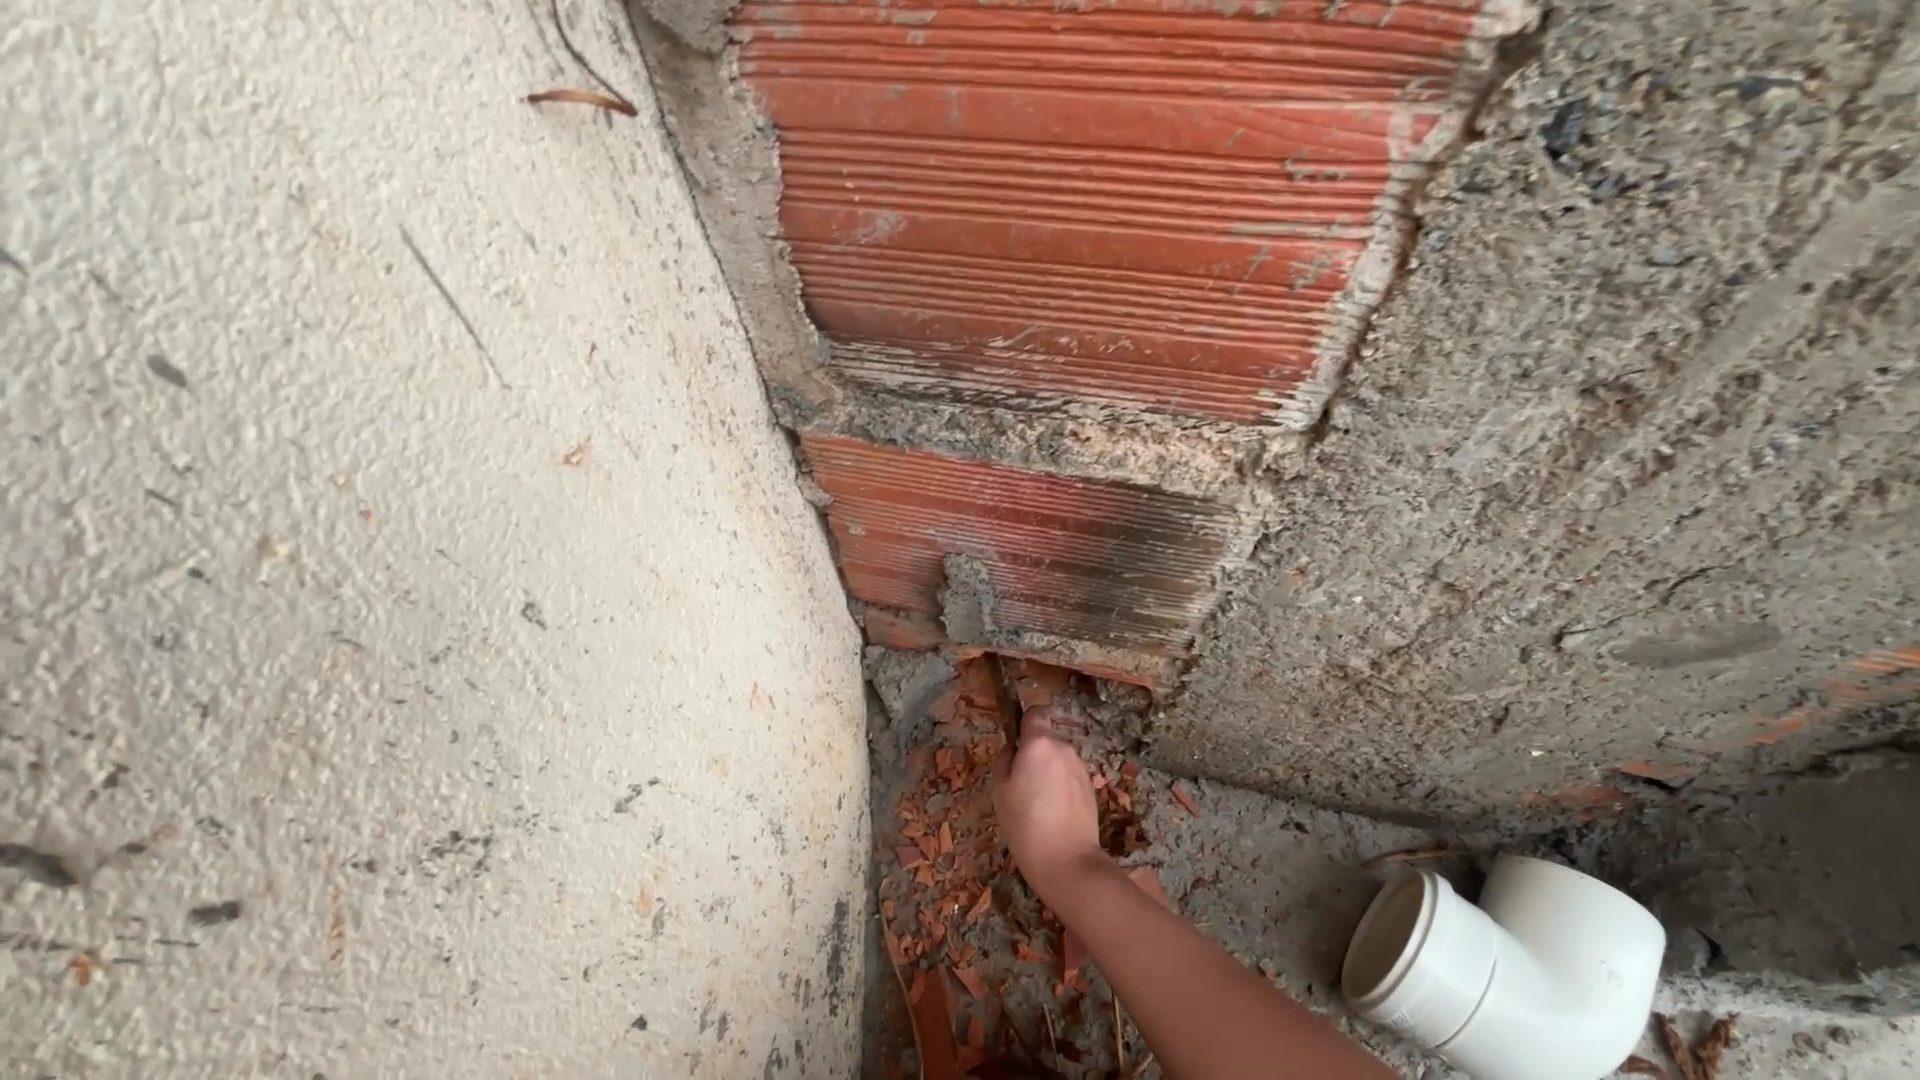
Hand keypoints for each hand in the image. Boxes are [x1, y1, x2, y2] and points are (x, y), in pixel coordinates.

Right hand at [992, 706, 1105, 899]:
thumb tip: (1013, 750)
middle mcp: (1063, 748)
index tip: (1015, 742)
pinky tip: (1054, 812)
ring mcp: (1081, 767)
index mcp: (1039, 743)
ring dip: (1048, 772)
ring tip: (1038, 804)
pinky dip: (1061, 786)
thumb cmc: (1024, 823)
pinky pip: (1069, 776)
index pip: (1035, 712)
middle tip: (1020, 785)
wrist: (1067, 859)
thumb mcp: (1000, 790)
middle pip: (1046, 740)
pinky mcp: (1091, 787)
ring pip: (1058, 760)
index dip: (1025, 722)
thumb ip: (1005, 761)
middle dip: (1034, 755)